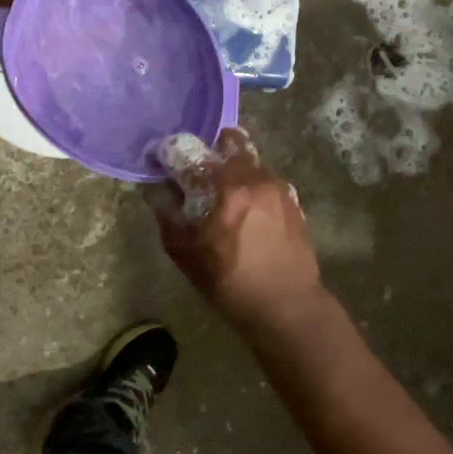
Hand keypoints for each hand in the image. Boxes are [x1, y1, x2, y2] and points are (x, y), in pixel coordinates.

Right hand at [146, 128, 324, 329]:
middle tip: (203, 174)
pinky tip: (250, 215)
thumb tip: (156, 192)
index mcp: (229, 186)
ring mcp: (281, 190)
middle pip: (234, 144)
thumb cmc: (231, 281)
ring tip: (228, 198)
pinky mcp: (296, 205)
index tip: (171, 164)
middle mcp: (258, 179)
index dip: (180, 153)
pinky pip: (270, 184)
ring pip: (254, 164)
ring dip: (238, 171)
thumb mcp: (186, 254)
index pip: (198, 151)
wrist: (288, 309)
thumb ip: (168, 217)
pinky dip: (256, 189)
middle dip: (215, 152)